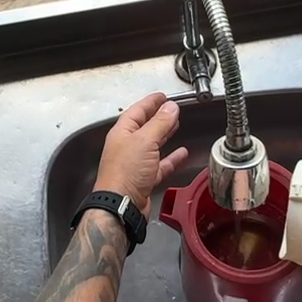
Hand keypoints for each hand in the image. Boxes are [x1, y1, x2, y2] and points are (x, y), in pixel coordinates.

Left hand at [95, 93, 191, 213]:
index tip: (162, 96)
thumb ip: (159, 123)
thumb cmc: (125, 173)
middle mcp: (126, 147)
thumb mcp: (145, 141)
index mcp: (122, 133)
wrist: (121, 205)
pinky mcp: (143, 179)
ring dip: (164, 135)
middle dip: (158, 116)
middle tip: (170, 108)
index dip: (150, 102)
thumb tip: (170, 107)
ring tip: (175, 125)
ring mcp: (134, 164)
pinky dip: (170, 159)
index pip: (137, 111)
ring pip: (152, 145)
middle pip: (144, 126)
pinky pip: (160, 165)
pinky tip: (180, 154)